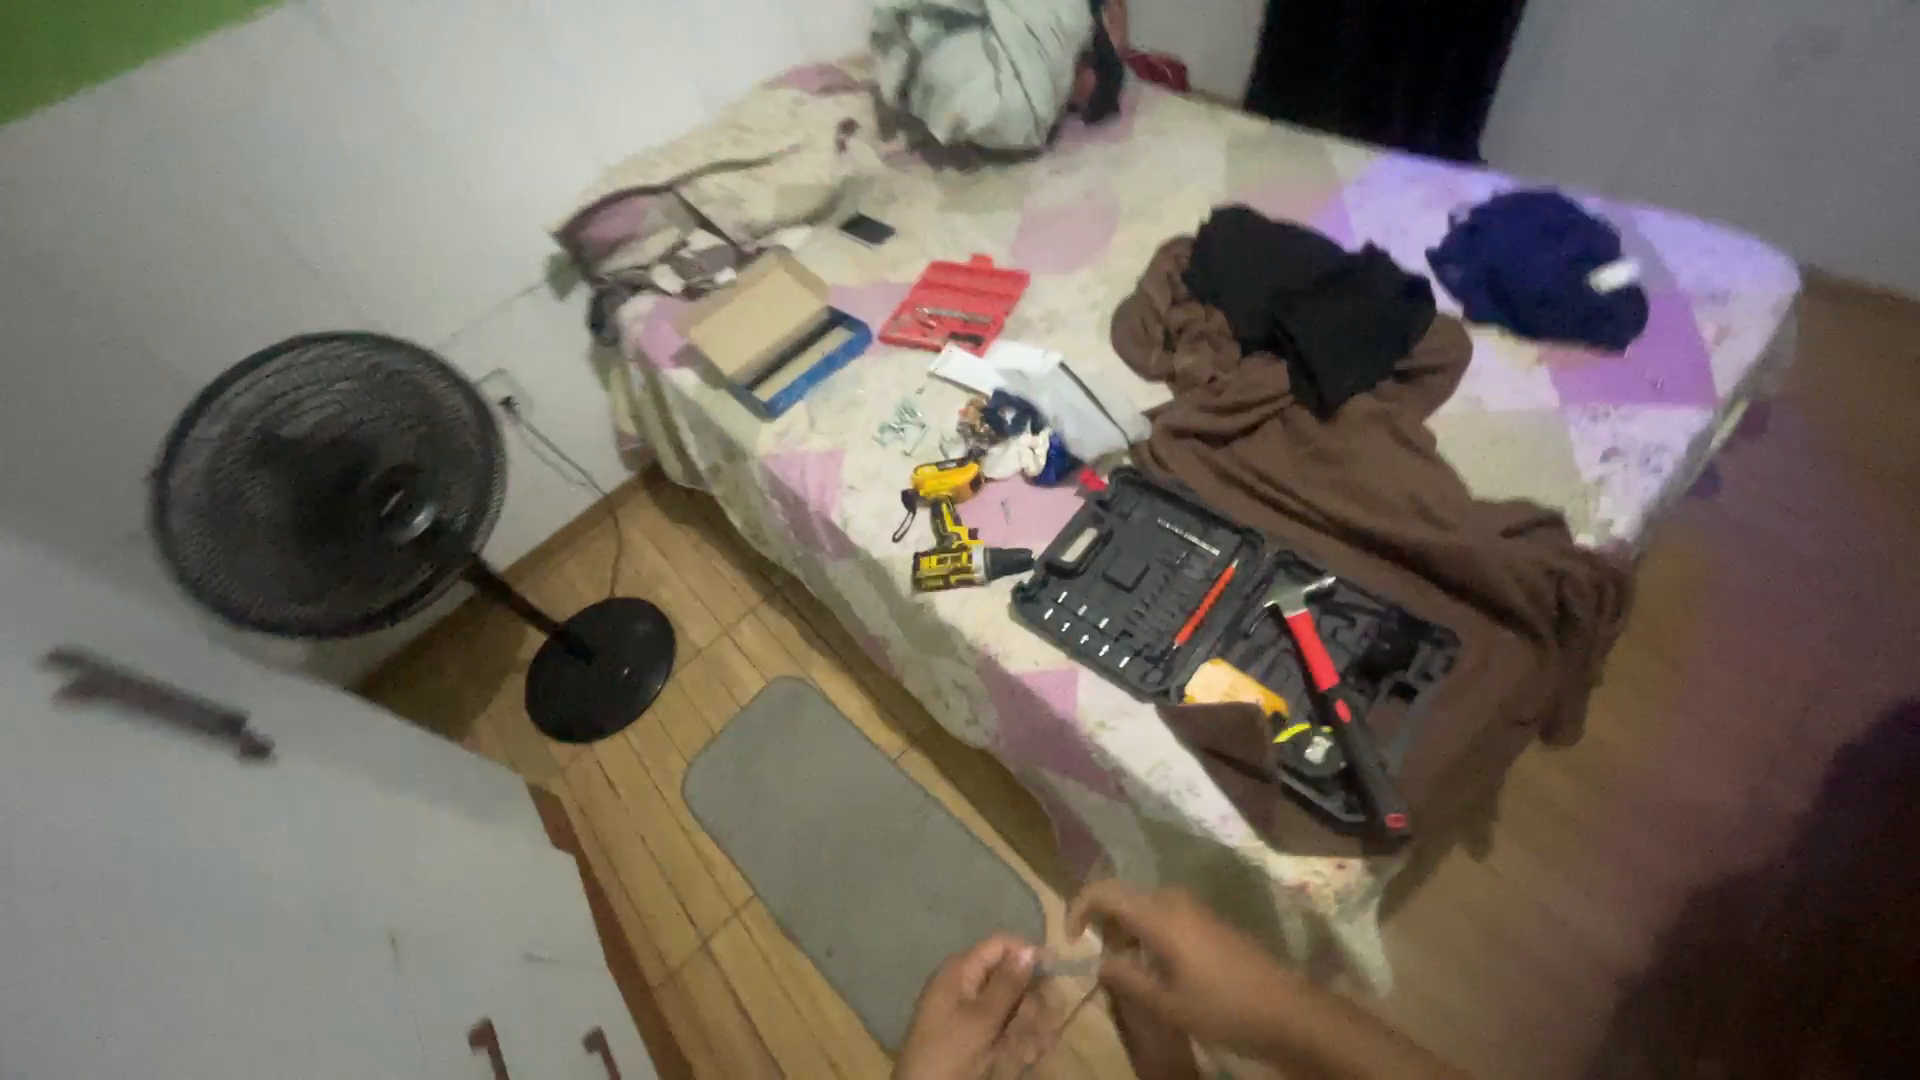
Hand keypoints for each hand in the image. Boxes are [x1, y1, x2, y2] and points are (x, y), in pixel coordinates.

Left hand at [894, 935, 1057, 1079]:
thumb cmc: (948, 1053)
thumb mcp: (981, 1019)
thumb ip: (1007, 984)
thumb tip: (1029, 948)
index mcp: (961, 970)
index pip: (1000, 945)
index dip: (1027, 953)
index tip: (1054, 971)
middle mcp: (966, 984)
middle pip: (1010, 977)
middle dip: (1030, 1000)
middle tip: (1037, 1024)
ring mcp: (970, 1012)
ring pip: (1011, 1006)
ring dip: (1026, 1025)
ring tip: (1029, 1050)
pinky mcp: (974, 1037)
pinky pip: (1003, 1029)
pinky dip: (1016, 1041)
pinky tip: (1024, 1057)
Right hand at [1067, 882, 1297, 1055]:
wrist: (1291, 1010)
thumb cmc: (1226, 1008)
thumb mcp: (1169, 1004)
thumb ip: (1127, 979)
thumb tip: (1099, 963)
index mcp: (1159, 914)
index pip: (1103, 891)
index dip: (1078, 909)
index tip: (1070, 942)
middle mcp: (1172, 899)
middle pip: (1122, 899)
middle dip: (1104, 929)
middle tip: (1106, 970)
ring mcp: (1193, 907)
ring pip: (1142, 908)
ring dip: (1127, 935)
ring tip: (1132, 977)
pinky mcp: (1207, 919)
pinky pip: (1163, 915)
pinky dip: (1148, 936)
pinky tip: (1160, 972)